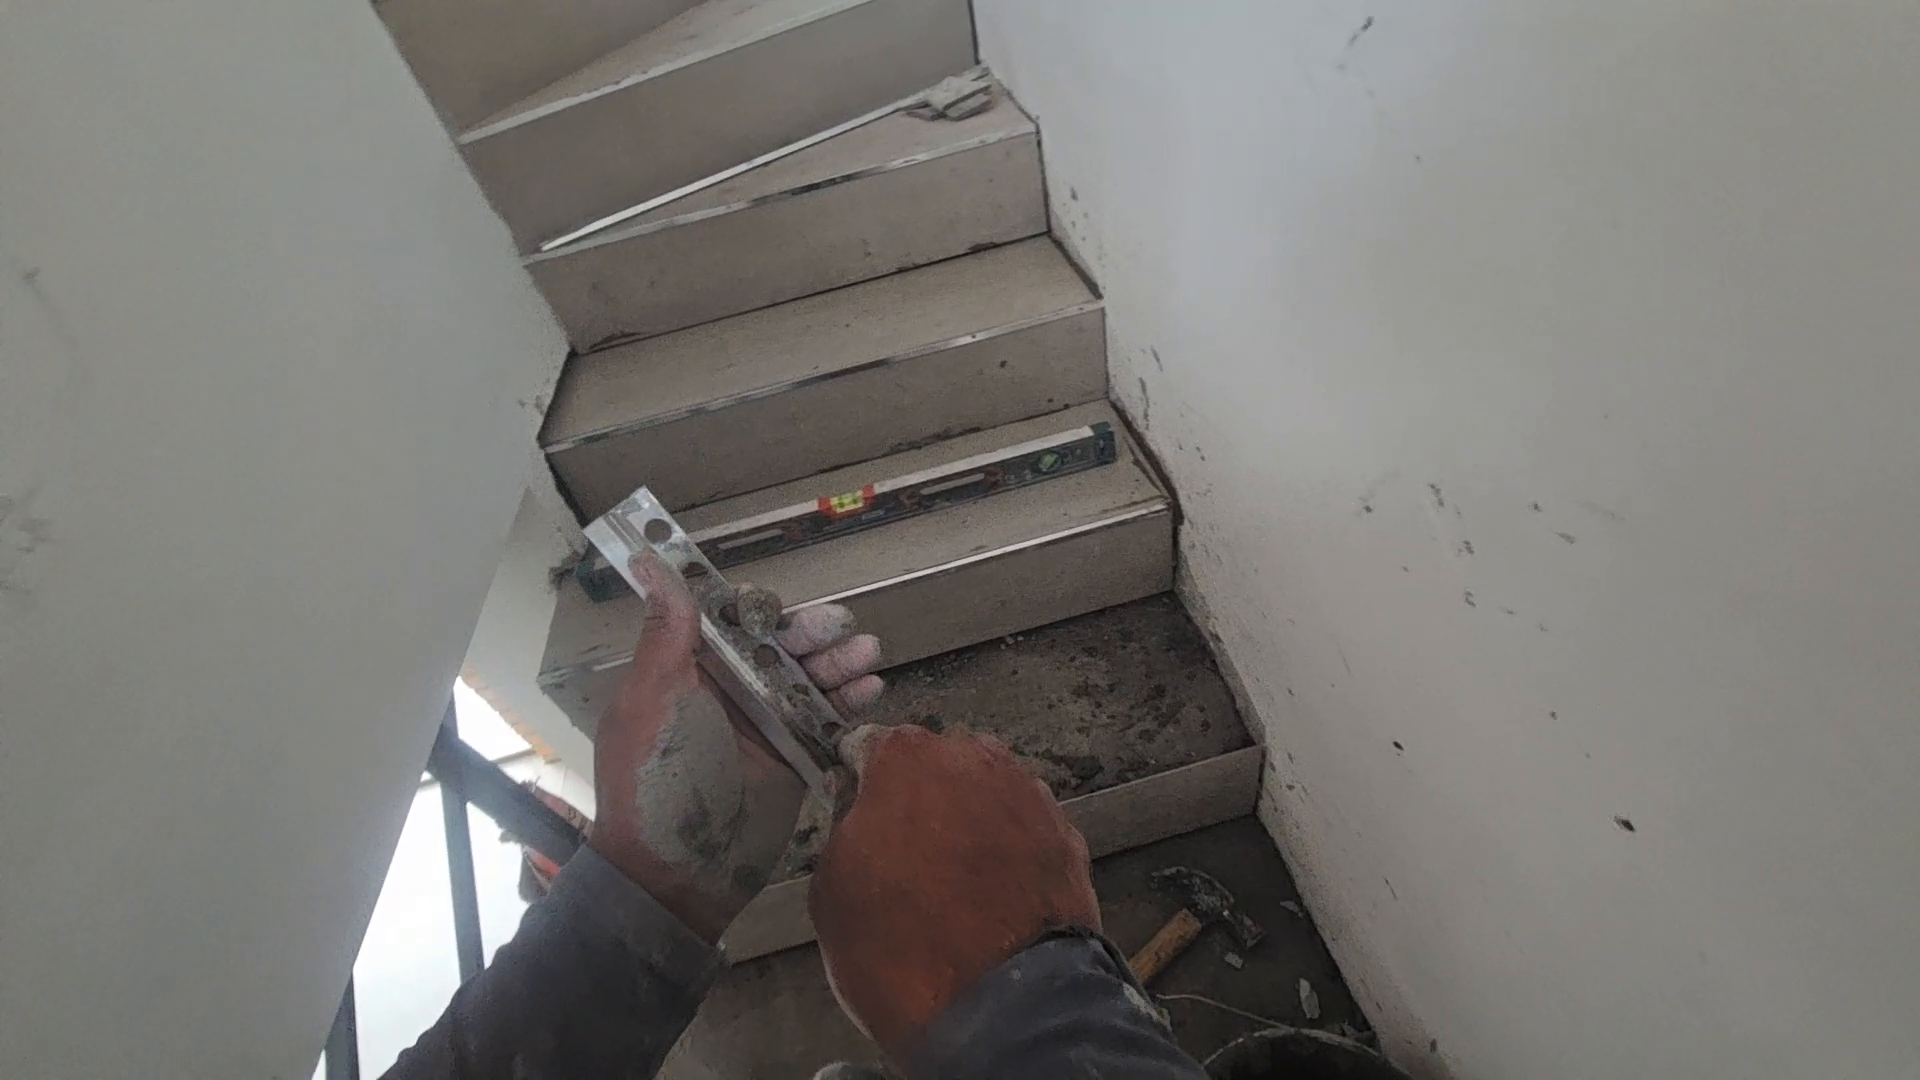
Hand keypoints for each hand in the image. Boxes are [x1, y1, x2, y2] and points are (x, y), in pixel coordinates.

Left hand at [590, 552, 882, 941]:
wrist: (680, 870)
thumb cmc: (658, 775)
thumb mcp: (653, 699)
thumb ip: (667, 634)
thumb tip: (649, 564)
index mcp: (694, 670)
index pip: (736, 623)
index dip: (761, 610)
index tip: (780, 609)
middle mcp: (734, 689)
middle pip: (783, 646)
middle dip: (814, 633)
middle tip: (843, 627)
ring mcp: (769, 721)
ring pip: (812, 677)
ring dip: (841, 662)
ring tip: (868, 654)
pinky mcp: (797, 752)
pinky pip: (829, 718)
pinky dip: (851, 702)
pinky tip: (871, 689)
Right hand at [808, 725, 1100, 1061]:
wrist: (1003, 1009)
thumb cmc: (899, 944)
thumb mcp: (830, 886)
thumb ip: (842, 821)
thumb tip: (858, 800)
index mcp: (906, 755)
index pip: (870, 748)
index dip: (861, 782)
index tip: (859, 811)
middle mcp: (972, 754)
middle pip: (934, 765)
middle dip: (920, 797)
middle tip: (910, 855)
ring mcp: (1027, 787)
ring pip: (983, 791)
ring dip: (969, 817)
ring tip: (960, 879)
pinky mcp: (1065, 828)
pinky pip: (1023, 826)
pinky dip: (1011, 847)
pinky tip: (999, 892)